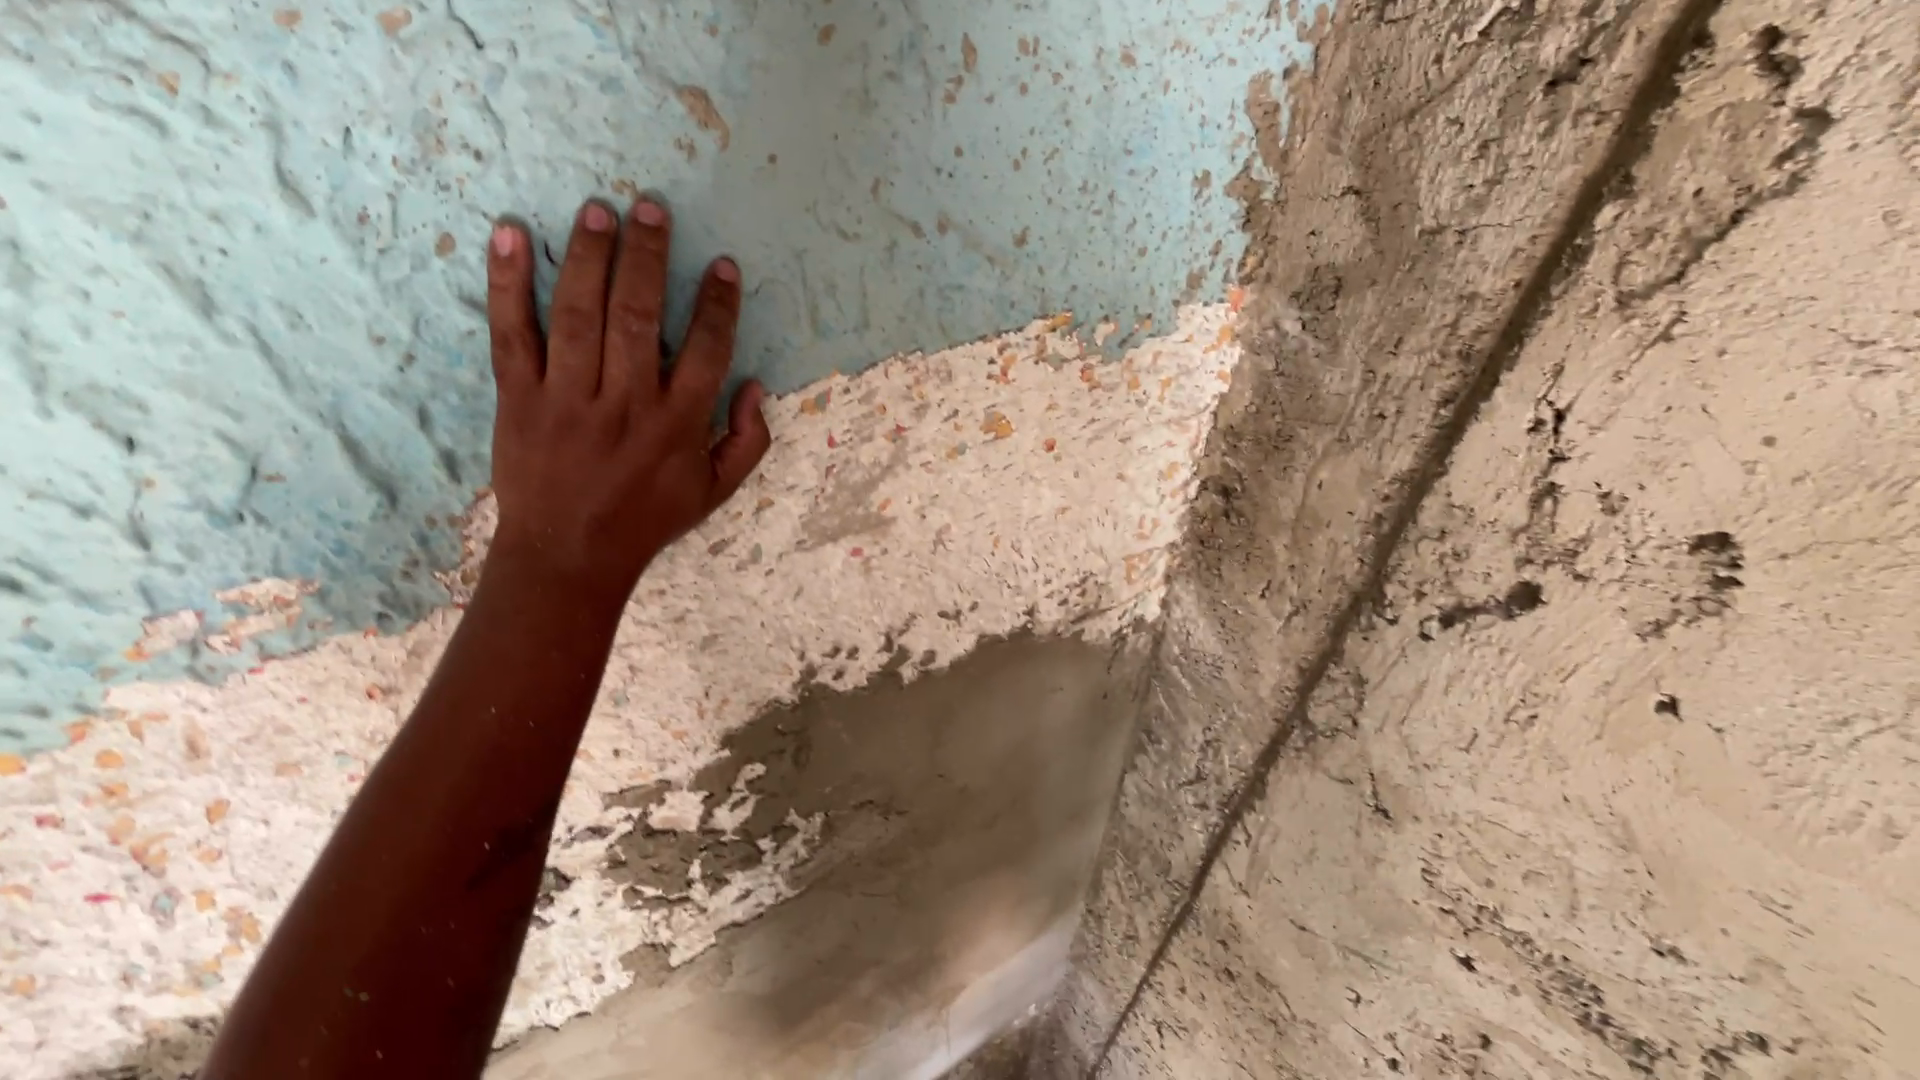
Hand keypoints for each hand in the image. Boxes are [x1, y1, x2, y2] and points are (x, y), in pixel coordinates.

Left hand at [482, 199, 770, 601]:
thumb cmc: (647, 519)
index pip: (706, 350)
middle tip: (649, 206)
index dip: (717, 304)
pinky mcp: (518, 399)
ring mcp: (567, 399)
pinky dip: (508, 284)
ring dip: (589, 256)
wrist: (568, 555)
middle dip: (647, 256)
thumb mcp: (715, 492)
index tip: (722, 265)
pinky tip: (511, 234)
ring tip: (599, 209)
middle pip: (638, 316)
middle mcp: (625, 404)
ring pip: (578, 315)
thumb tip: (756, 387)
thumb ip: (748, 442)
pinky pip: (512, 334)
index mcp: (677, 425)